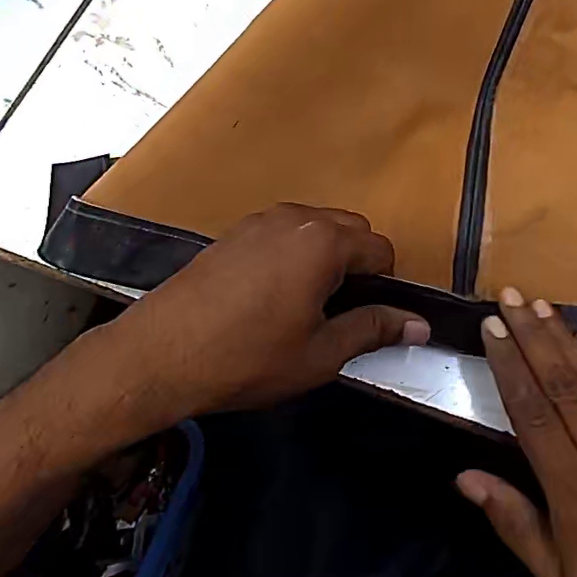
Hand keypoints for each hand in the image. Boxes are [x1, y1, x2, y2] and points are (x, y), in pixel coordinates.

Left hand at [88, 203, 429, 428]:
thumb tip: (417, 324)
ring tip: (305, 305)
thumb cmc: (244, 357)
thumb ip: (374, 329)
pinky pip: (283, 232)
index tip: (369, 317)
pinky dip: (294, 253)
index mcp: (323, 242)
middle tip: (339, 312)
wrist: (158, 355)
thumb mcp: (320, 354)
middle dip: (358, 264)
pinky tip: (271, 295)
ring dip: (326, 256)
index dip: (385, 285)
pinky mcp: (234, 232)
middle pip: (351, 229)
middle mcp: (294, 218)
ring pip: (316, 227)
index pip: (381, 249)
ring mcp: (260, 220)